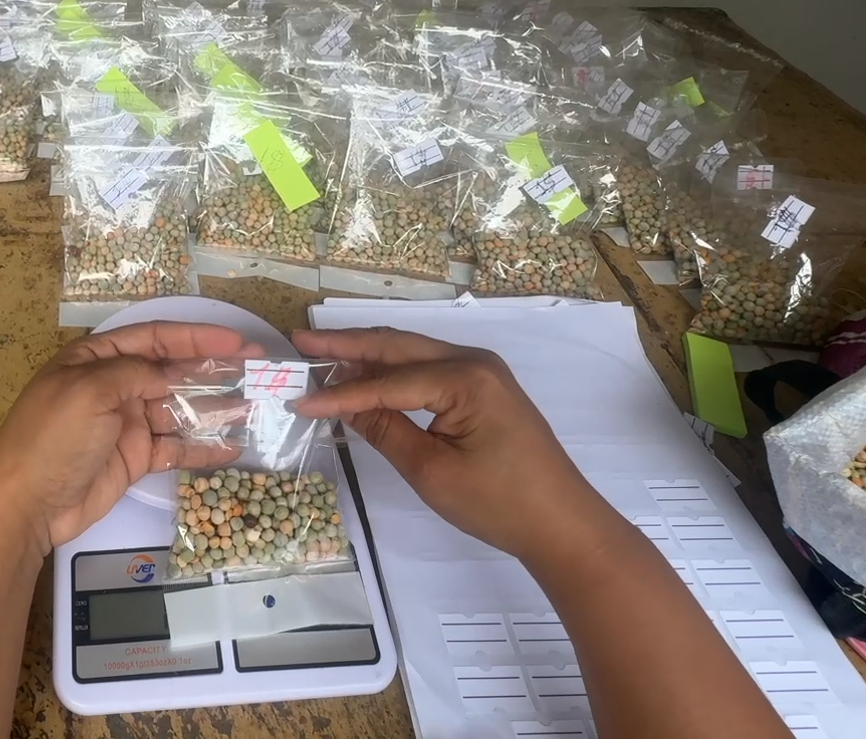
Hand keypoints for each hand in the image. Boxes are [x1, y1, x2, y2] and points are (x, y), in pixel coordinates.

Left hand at [0, 322, 253, 554]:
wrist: (25, 504)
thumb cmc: (52, 437)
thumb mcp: (89, 390)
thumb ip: (134, 373)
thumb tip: (166, 375)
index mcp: (97, 359)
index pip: (154, 337)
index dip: (195, 336)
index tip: (235, 340)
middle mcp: (115, 386)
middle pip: (172, 370)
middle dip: (213, 366)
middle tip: (257, 366)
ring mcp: (126, 423)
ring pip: (179, 408)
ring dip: (215, 405)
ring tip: (254, 403)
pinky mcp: (135, 457)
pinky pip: (175, 446)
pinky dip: (202, 447)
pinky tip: (232, 447)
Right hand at [292, 327, 608, 561]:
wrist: (565, 528)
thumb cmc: (500, 503)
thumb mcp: (431, 471)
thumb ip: (384, 430)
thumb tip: (342, 404)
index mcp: (465, 378)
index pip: (387, 382)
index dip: (340, 393)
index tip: (300, 400)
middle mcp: (472, 360)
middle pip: (395, 346)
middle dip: (345, 344)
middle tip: (300, 339)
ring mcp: (479, 370)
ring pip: (409, 352)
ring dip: (365, 354)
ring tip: (320, 351)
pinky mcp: (480, 386)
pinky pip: (425, 368)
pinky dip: (390, 371)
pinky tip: (363, 375)